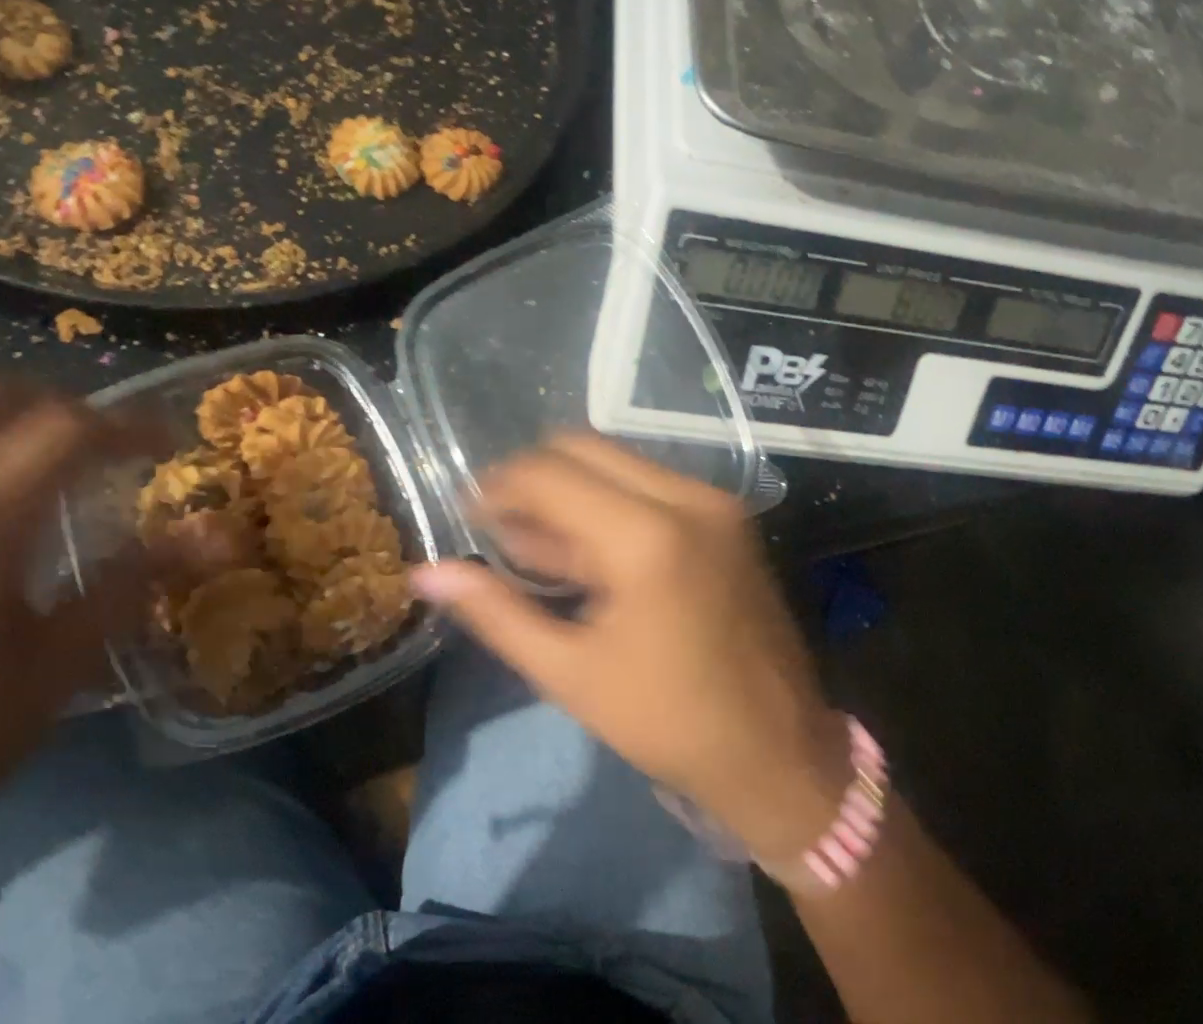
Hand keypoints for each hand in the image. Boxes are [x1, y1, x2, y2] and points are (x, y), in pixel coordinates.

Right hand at [410, 436, 848, 862]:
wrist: (777, 752)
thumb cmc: (667, 723)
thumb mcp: (569, 673)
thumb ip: (495, 613)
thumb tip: (426, 574)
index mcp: (645, 537)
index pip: (546, 474)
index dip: (494, 489)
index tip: (465, 519)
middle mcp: (686, 499)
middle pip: (582, 450)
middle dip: (530, 483)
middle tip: (498, 533)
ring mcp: (715, 505)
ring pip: (618, 465)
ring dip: (569, 494)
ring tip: (535, 554)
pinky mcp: (729, 521)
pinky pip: (651, 487)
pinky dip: (608, 507)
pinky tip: (585, 558)